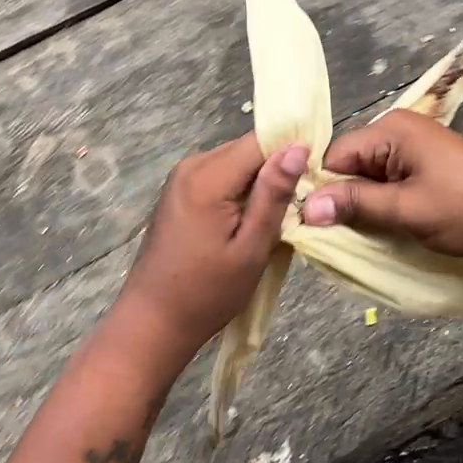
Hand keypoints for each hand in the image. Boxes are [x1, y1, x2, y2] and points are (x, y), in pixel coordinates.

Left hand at [116, 134, 306, 356]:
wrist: (152, 322)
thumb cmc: (206, 293)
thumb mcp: (251, 248)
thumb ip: (274, 194)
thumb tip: (299, 147)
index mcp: (208, 177)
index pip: (262, 140)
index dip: (290, 153)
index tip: (311, 181)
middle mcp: (192, 165)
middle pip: (248, 148)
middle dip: (274, 170)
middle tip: (294, 207)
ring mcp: (182, 176)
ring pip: (237, 160)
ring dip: (258, 182)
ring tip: (271, 218)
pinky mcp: (180, 189)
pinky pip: (221, 173)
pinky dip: (240, 189)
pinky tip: (245, 221)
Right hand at [299, 111, 462, 255]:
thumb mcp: (405, 211)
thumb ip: (356, 205)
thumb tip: (306, 208)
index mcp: (391, 129)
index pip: (335, 155)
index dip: (323, 189)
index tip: (314, 225)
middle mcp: (398, 128)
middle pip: (351, 162)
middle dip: (345, 196)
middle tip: (341, 235)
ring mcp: (413, 143)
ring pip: (369, 173)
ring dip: (366, 202)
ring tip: (366, 232)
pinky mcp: (425, 159)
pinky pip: (389, 177)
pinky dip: (385, 200)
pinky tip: (389, 223)